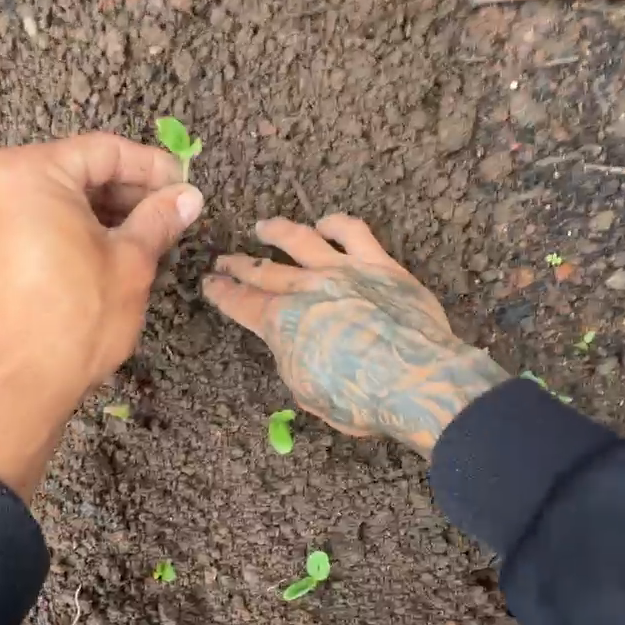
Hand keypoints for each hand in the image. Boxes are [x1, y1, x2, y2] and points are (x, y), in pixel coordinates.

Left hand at [0, 134, 203, 498]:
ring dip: (99, 215)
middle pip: (74, 172)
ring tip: (142, 240)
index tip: (185, 186)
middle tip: (169, 217)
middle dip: (126, 193)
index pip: (103, 151)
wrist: (14, 388)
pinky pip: (31, 225)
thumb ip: (159, 220)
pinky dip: (69, 232)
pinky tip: (101, 256)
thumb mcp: (130, 265)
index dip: (152, 167)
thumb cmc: (76, 321)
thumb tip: (188, 197)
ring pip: (53, 200)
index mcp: (28, 172)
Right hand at [202, 216, 508, 455]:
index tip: (210, 285)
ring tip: (264, 227)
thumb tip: (295, 345)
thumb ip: (294, 360)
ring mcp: (341, 271)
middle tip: (222, 260)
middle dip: (238, 265)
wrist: (414, 379)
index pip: (241, 303)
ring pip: (300, 240)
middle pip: (262, 270)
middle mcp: (305, 289)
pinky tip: (325, 224)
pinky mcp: (378, 264)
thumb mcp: (308, 392)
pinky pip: (352, 232)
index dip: (222, 294)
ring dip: (278, 232)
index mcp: (281, 324)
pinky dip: (335, 224)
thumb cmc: (359, 400)